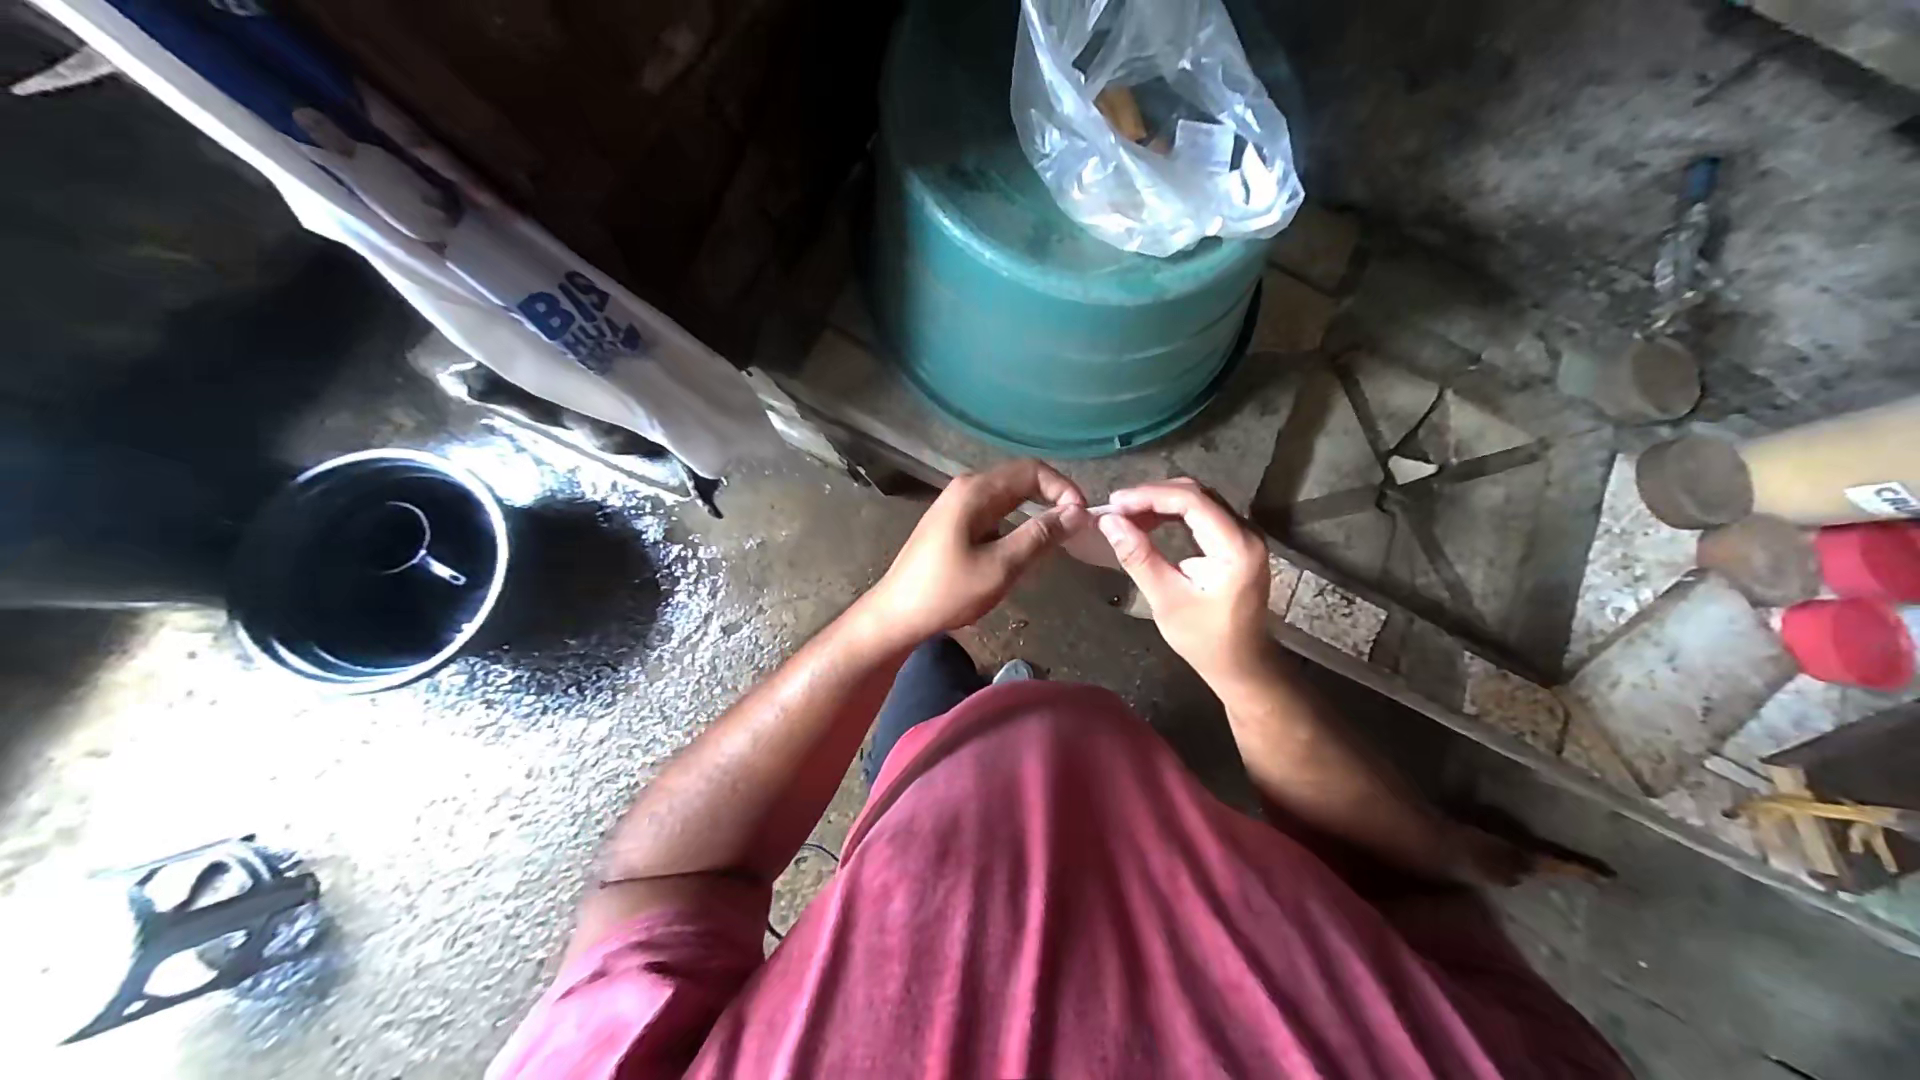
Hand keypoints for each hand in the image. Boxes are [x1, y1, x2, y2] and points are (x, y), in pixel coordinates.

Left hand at [862, 459, 1089, 642]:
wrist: (897, 614)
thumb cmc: (947, 592)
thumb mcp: (1000, 567)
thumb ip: (1040, 536)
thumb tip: (1078, 513)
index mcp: (975, 491)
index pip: (1032, 470)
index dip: (1063, 488)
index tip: (1082, 517)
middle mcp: (965, 488)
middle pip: (1020, 478)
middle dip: (1053, 497)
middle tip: (1076, 526)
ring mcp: (957, 504)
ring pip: (1008, 495)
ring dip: (1036, 509)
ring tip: (1058, 535)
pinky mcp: (953, 522)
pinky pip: (995, 510)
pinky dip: (1017, 520)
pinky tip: (1026, 544)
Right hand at [1095, 478, 1272, 686]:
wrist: (1240, 663)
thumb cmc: (1204, 638)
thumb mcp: (1166, 599)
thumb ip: (1138, 557)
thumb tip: (1108, 521)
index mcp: (1235, 547)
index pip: (1191, 501)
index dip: (1149, 496)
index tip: (1115, 504)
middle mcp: (1245, 532)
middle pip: (1196, 494)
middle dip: (1152, 496)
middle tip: (1115, 508)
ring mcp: (1243, 535)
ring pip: (1198, 500)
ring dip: (1160, 502)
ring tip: (1126, 514)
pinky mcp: (1235, 541)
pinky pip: (1202, 513)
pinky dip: (1171, 513)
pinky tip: (1147, 522)